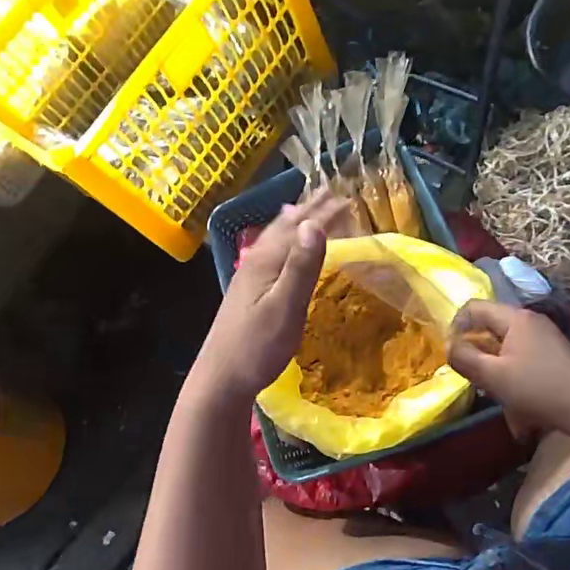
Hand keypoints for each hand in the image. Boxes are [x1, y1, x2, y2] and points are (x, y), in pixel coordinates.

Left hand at [194, 192, 350, 400]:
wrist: (221, 379)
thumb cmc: (257, 347)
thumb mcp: (285, 308)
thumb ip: (301, 267)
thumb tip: (314, 224)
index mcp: (267, 261)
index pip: (301, 228)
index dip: (325, 214)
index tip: (348, 199)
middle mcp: (256, 260)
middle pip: (285, 226)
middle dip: (309, 208)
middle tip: (331, 191)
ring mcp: (249, 275)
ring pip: (275, 237)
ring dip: (294, 220)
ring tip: (305, 206)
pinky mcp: (248, 290)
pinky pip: (271, 250)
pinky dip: (283, 238)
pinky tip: (278, 245)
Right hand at [447, 300, 569, 438]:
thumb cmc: (538, 389)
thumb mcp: (493, 376)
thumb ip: (465, 358)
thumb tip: (447, 345)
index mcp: (516, 317)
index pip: (474, 307)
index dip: (456, 325)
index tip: (450, 351)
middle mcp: (531, 319)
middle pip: (490, 322)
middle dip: (473, 343)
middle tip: (465, 369)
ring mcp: (544, 335)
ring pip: (504, 338)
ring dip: (490, 357)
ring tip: (484, 381)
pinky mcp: (552, 352)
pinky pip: (519, 350)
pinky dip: (506, 363)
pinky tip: (507, 386)